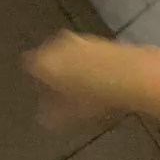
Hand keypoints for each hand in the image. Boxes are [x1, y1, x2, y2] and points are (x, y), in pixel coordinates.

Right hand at [24, 31, 158, 128]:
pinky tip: (96, 78)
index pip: (30, 65)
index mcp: (44, 61)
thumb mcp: (70, 112)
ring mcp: (78, 40)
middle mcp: (57, 45)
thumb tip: (44, 120)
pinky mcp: (97, 40)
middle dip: (52, 71)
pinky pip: (83, 51)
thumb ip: (53, 115)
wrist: (129, 74)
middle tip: (59, 91)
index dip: (35, 79)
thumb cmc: (93, 96)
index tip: (40, 92)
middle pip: (49, 57)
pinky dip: (85, 62)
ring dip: (70, 66)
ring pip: (66, 53)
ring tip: (80, 87)